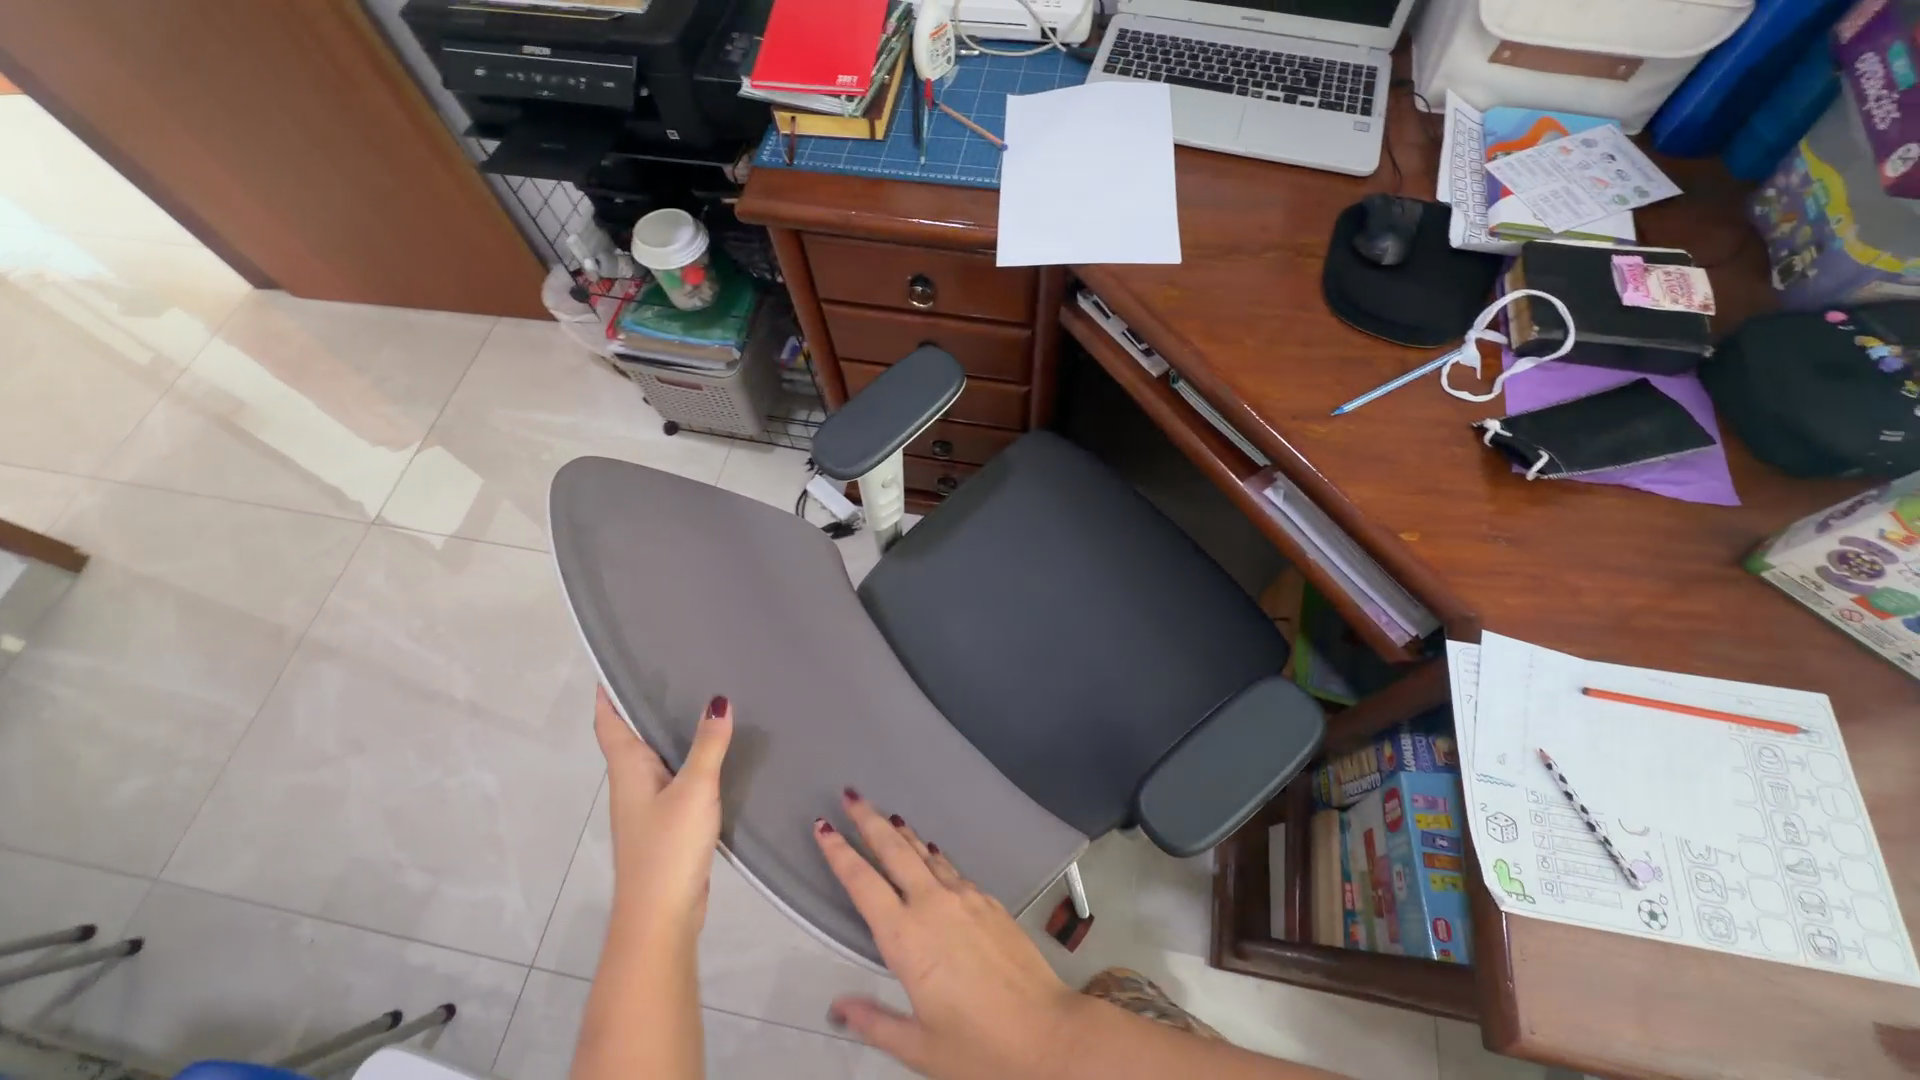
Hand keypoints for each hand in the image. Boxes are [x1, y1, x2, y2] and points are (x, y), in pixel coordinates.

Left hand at [594, 687, 732, 933]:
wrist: (661, 914)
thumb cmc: (668, 847)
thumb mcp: (694, 790)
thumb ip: (708, 745)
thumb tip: (718, 700)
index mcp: (627, 768)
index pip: (609, 722)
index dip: (608, 693)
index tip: (616, 663)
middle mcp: (631, 782)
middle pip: (632, 735)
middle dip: (645, 705)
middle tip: (674, 670)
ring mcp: (647, 805)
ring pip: (655, 758)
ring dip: (669, 733)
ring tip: (699, 703)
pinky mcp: (666, 824)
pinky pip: (674, 778)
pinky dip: (687, 759)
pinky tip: (713, 756)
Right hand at [813, 790, 1084, 1079]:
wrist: (1049, 1034)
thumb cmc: (980, 1047)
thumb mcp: (918, 1045)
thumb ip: (874, 1021)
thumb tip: (839, 1007)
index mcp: (906, 938)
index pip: (862, 884)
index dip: (839, 853)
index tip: (823, 827)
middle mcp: (933, 906)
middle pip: (894, 851)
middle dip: (870, 820)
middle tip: (851, 795)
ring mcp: (966, 899)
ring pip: (926, 854)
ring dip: (903, 833)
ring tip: (888, 816)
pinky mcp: (990, 903)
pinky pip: (952, 870)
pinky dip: (934, 856)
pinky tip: (932, 853)